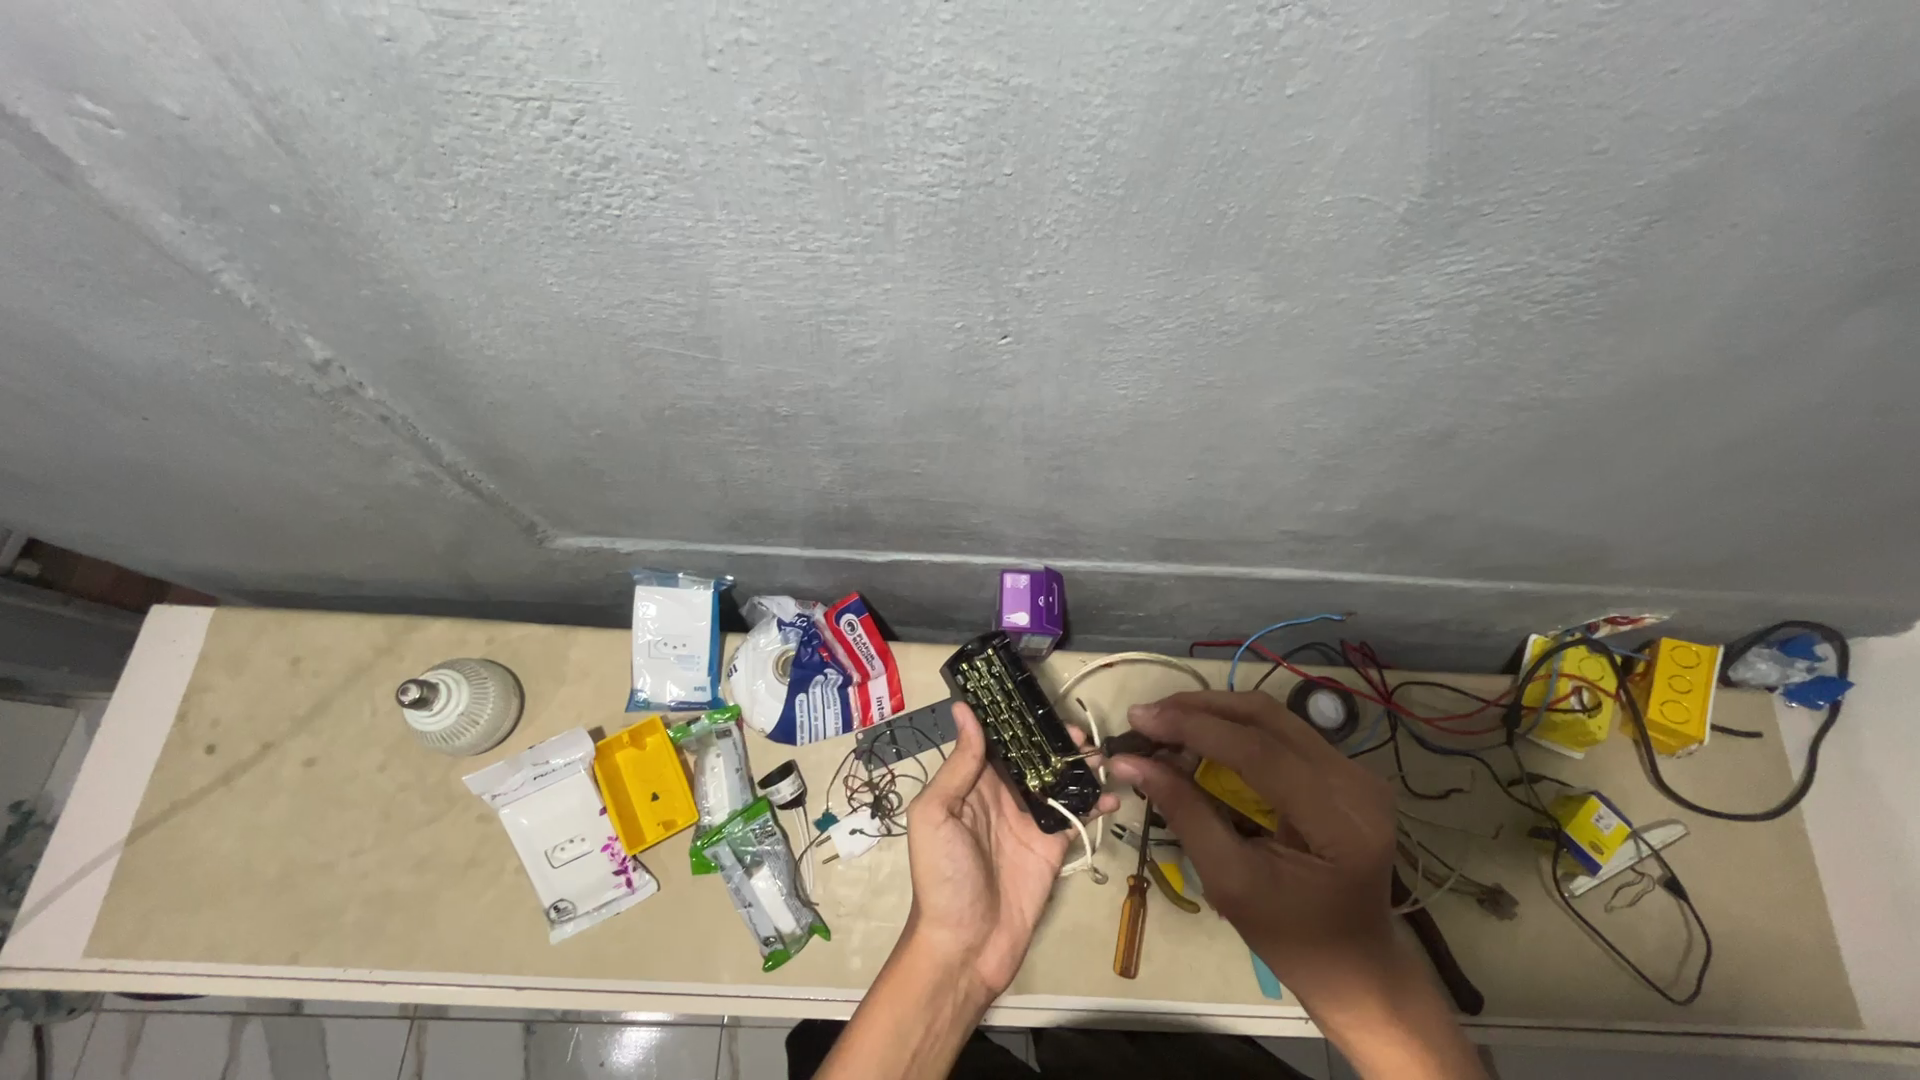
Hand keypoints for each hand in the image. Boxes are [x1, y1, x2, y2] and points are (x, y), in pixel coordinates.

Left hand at [901, 703, 1119, 999]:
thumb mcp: (936, 814)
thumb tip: (964, 710)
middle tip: (1078, 732)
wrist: (965, 946)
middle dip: (1055, 740)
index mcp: (970, 783)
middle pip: (1032, 757)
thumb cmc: (942, 876)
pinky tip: (1112, 793)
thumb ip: (958, 765)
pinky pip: (1076, 815)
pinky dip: (1096, 802)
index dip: (1016, 719)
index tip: (1040, 701)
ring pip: (1058, 780)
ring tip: (1099, 756)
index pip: (996, 740)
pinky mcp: (1052, 846)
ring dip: (1079, 766)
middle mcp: (1001, 795)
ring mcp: (1029, 820)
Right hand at [1106, 691, 1399, 1007]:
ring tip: (1164, 724)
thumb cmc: (1289, 937)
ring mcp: (1355, 773)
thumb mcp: (1229, 882)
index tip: (1137, 718)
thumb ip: (1184, 812)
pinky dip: (1235, 730)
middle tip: (1145, 718)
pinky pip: (1282, 734)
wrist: (1353, 965)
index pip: (1259, 751)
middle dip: (1199, 709)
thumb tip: (1129, 762)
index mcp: (1340, 820)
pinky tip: (1199, 738)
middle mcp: (1356, 783)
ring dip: (1214, 714)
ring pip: (1273, 718)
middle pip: (1267, 718)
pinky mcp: (1344, 772)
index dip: (1193, 727)